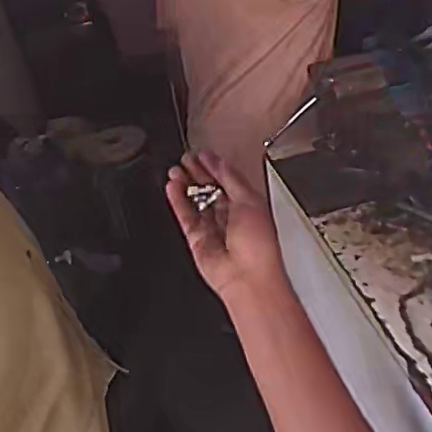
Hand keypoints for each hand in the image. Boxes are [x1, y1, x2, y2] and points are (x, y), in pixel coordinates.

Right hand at [165, 151, 285, 305]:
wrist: (248, 277)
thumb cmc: (259, 246)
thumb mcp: (249, 200)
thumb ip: (231, 179)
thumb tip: (219, 162)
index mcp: (248, 205)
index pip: (228, 180)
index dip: (215, 165)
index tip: (203, 153)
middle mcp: (231, 217)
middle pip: (210, 189)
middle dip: (198, 172)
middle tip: (186, 158)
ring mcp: (213, 228)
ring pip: (195, 201)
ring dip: (185, 184)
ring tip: (176, 170)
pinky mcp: (197, 239)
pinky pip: (184, 215)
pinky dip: (177, 200)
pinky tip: (172, 187)